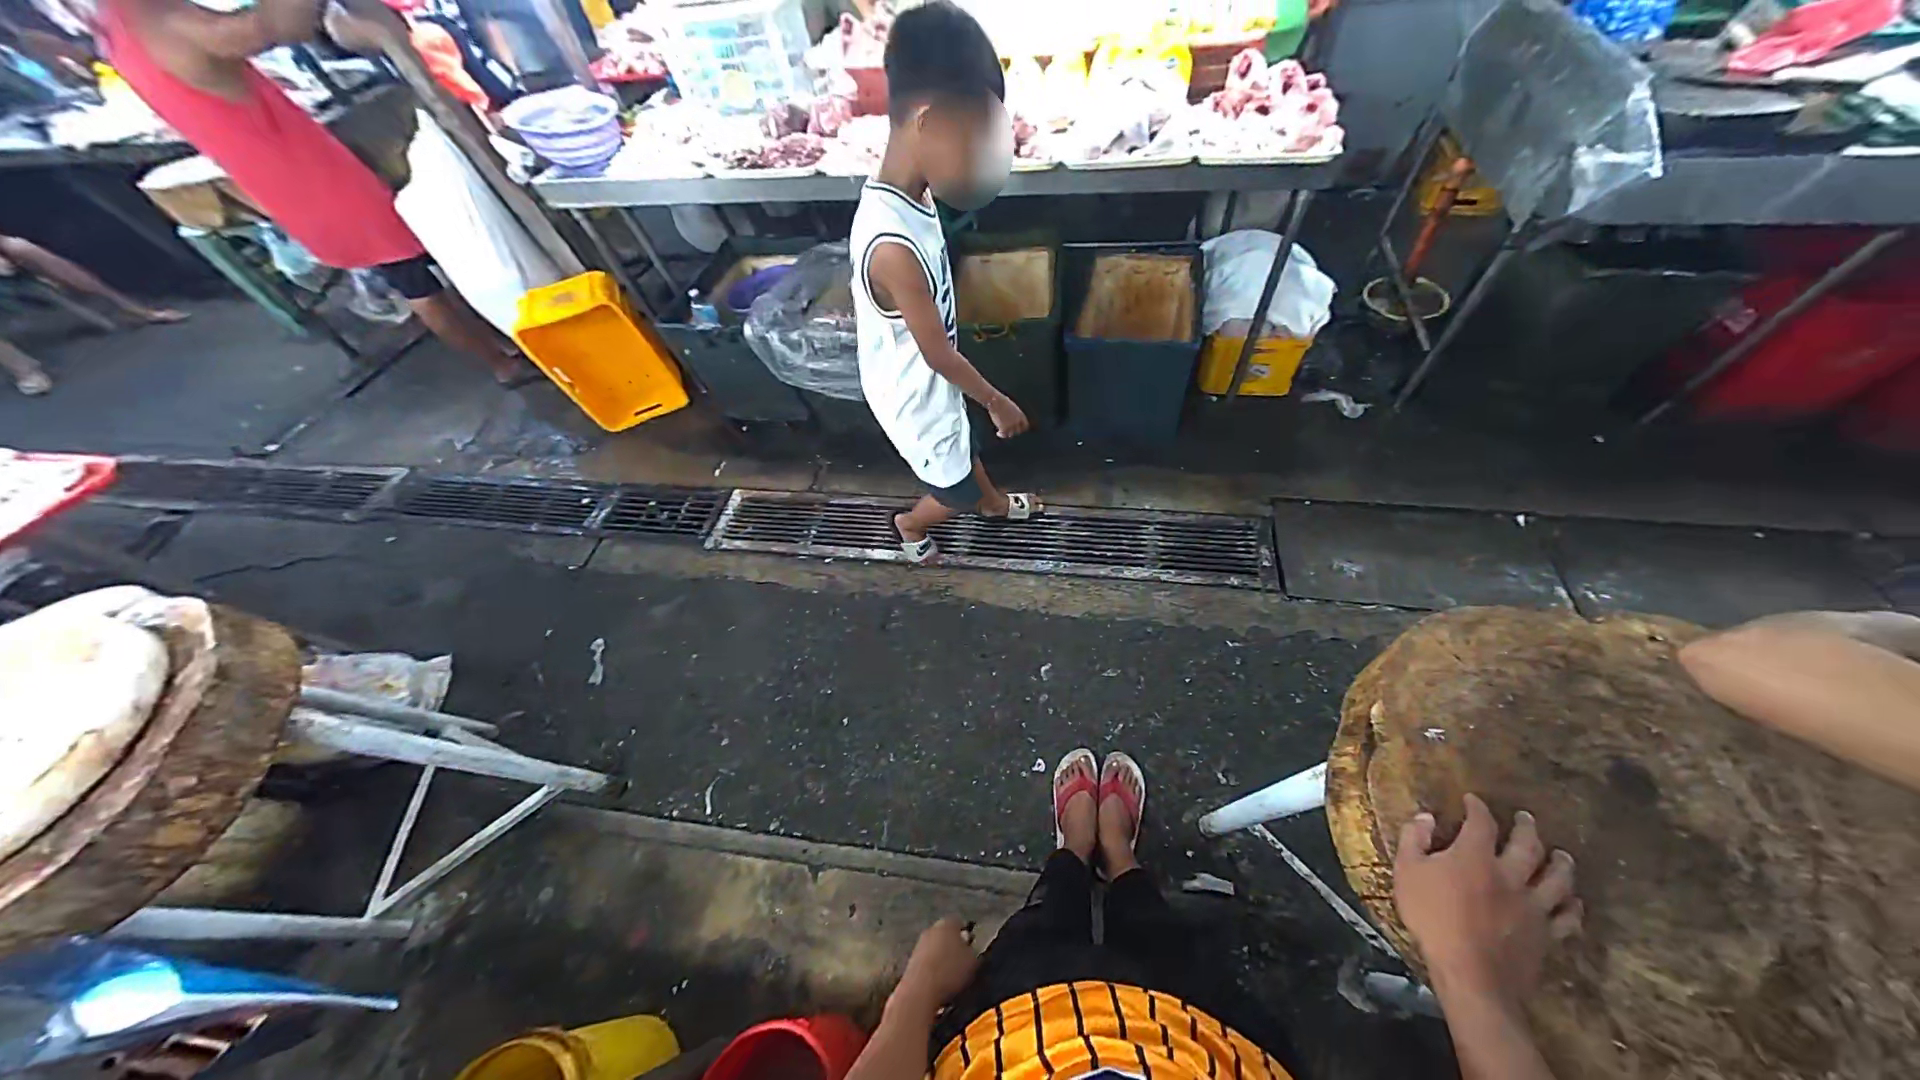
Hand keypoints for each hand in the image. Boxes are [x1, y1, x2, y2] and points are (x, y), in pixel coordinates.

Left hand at [893, 918, 979, 1011]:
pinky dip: (932, 968)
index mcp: (948, 923)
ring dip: (941, 957)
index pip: (960, 922)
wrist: (920, 990)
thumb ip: (974, 951)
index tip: (972, 948)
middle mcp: (932, 928)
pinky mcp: (911, 960)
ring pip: (935, 947)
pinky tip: (938, 982)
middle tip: (962, 961)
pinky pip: (926, 961)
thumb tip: (970, 947)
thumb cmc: (951, 971)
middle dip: (953, 945)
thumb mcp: (973, 962)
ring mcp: (919, 944)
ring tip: (950, 975)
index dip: (967, 934)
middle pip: (945, 933)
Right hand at [987, 394, 1028, 438]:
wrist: (996, 402)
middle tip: (1009, 432)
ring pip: (1011, 434)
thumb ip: (1014, 414)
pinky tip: (998, 433)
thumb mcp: (1012, 407)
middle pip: (1018, 431)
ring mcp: (1011, 425)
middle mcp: (1017, 421)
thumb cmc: (1002, 401)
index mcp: (1021, 415)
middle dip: (1014, 431)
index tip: (1017, 429)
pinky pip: (1003, 434)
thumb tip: (1012, 418)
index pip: (1025, 426)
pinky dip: (1000, 434)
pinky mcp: (1004, 428)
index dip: (1022, 428)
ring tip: (1003, 433)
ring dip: (1007, 434)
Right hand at [1393, 794, 1581, 1009]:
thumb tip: (1424, 817)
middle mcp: (1511, 874)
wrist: (1470, 972)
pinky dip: (1573, 907)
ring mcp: (1534, 905)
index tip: (1473, 800)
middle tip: (1527, 818)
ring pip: (1558, 879)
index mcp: (1475, 856)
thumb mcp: (1407, 872)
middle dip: (1527, 828)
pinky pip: (1568, 917)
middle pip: (1528, 845)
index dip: (1478, 808)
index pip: (1481, 823)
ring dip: (1561, 863)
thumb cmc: (1432, 917)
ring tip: (1562, 854)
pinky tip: (1574, 901)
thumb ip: (1414, 840)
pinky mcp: (1547, 933)